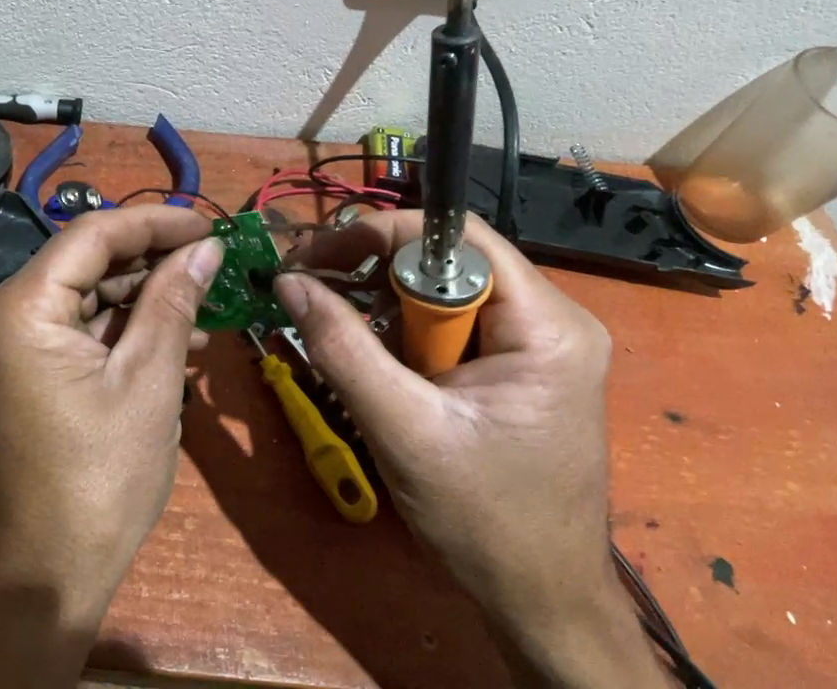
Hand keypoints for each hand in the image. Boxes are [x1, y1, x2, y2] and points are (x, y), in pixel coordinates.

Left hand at [0, 206, 222, 688]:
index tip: (210, 223)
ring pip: (87, 293)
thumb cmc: (103, 476)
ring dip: (145, 293)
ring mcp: (14, 344)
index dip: (155, 222)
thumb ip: (173, 301)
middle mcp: (6, 314)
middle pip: (86, 260)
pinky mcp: (29, 370)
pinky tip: (177, 334)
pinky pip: (80, 329)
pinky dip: (125, 327)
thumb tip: (206, 246)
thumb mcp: (149, 380)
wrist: (53, 569)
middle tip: (213, 258)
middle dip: (152, 257)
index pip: (92, 234)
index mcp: (22, 307)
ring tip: (207, 298)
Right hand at [277, 211, 669, 687]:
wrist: (539, 599)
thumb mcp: (403, 429)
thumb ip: (342, 348)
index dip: (379, 236)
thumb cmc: (485, 520)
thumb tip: (287, 282)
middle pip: (445, 262)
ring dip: (377, 304)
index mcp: (546, 327)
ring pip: (438, 292)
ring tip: (325, 324)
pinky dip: (396, 333)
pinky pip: (444, 325)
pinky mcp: (513, 369)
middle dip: (370, 272)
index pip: (457, 239)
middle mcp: (549, 320)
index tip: (313, 258)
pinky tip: (364, 355)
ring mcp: (533, 345)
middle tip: (305, 289)